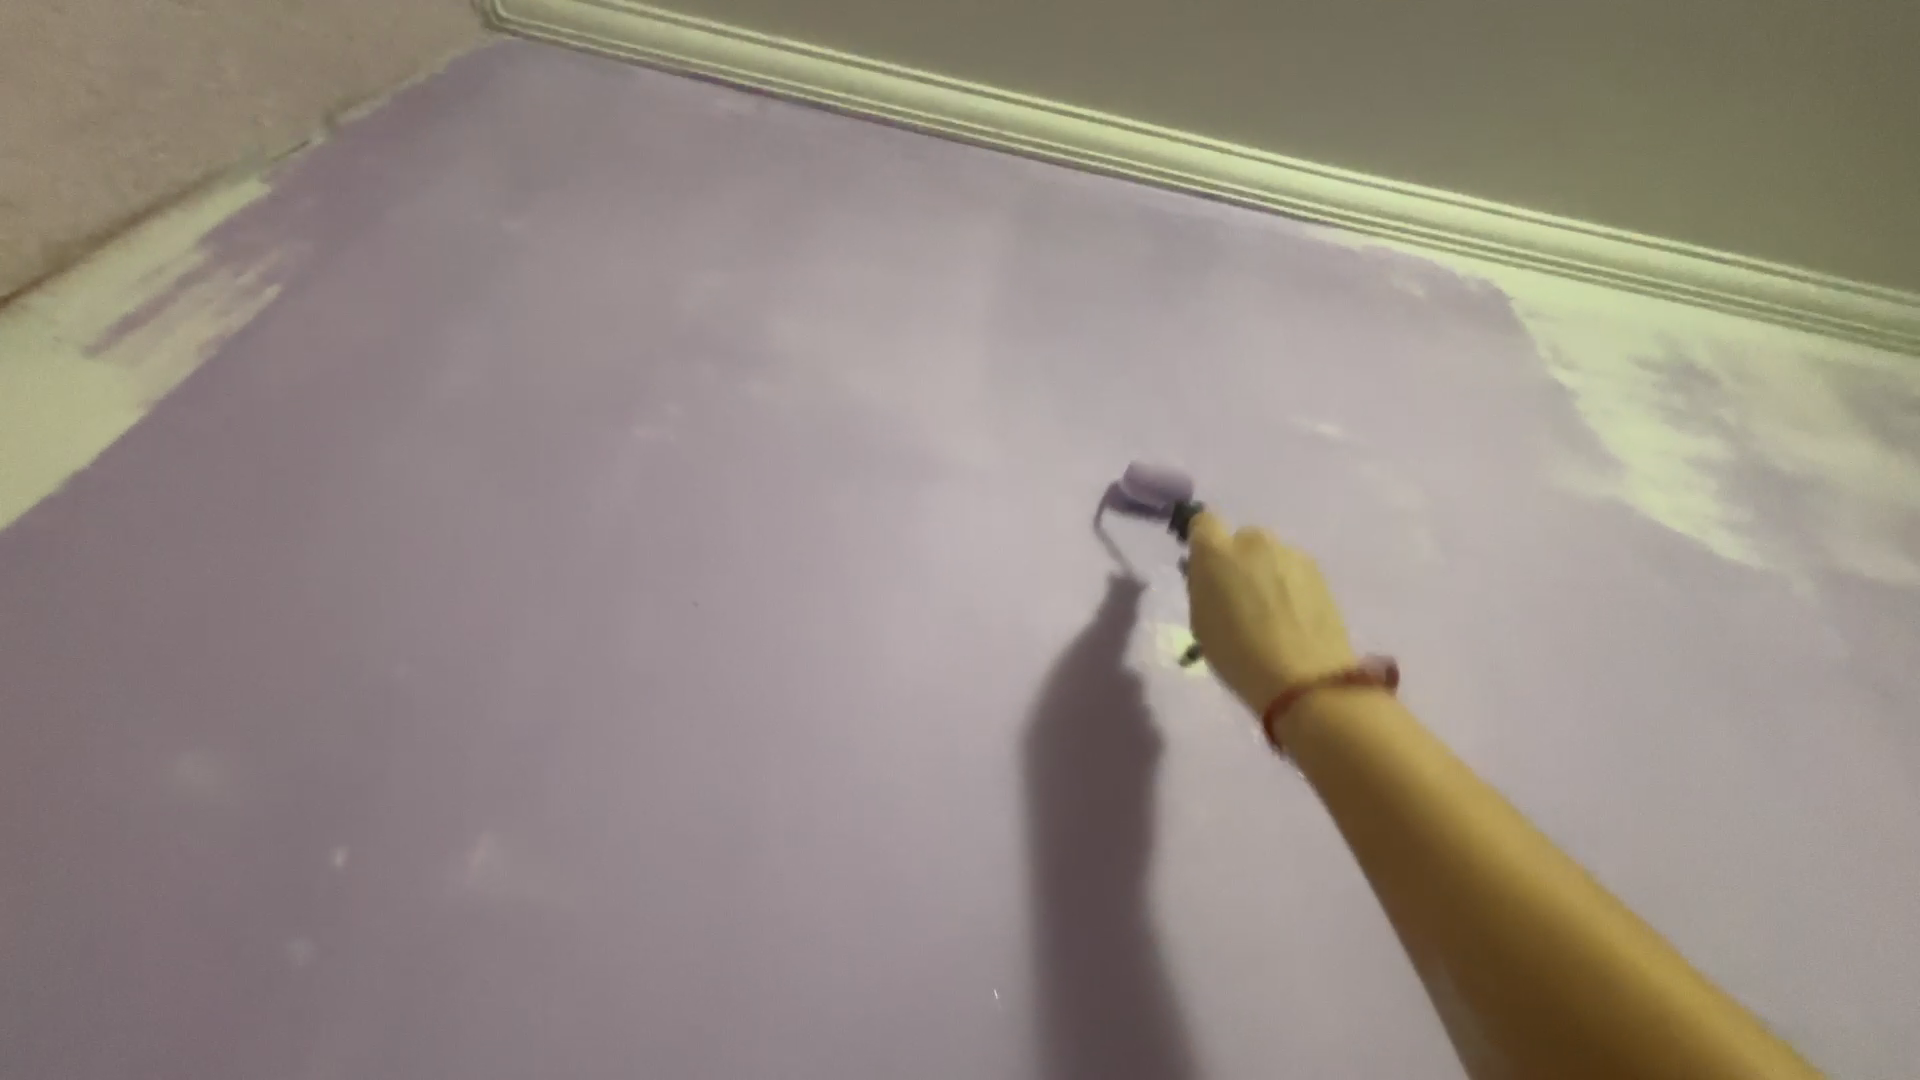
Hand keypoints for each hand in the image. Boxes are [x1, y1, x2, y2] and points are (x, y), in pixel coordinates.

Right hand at [1186, 511, 1357, 713]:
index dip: (1205, 542)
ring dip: (1267, 572)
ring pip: (1270, 555)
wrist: (1304, 679)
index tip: (1207, 568)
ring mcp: (1290, 553)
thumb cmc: (1238, 655)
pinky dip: (1290, 585)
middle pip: (1241, 539)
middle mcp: (1253, 542)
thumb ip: (1203, 586)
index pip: (1203, 521)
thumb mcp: (1201, 621)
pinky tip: (1294, 616)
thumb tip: (1212, 574)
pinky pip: (1293, 569)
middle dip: (1239, 560)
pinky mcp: (1319, 570)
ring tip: (1272, 612)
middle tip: (1241, 597)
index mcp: (1216, 552)